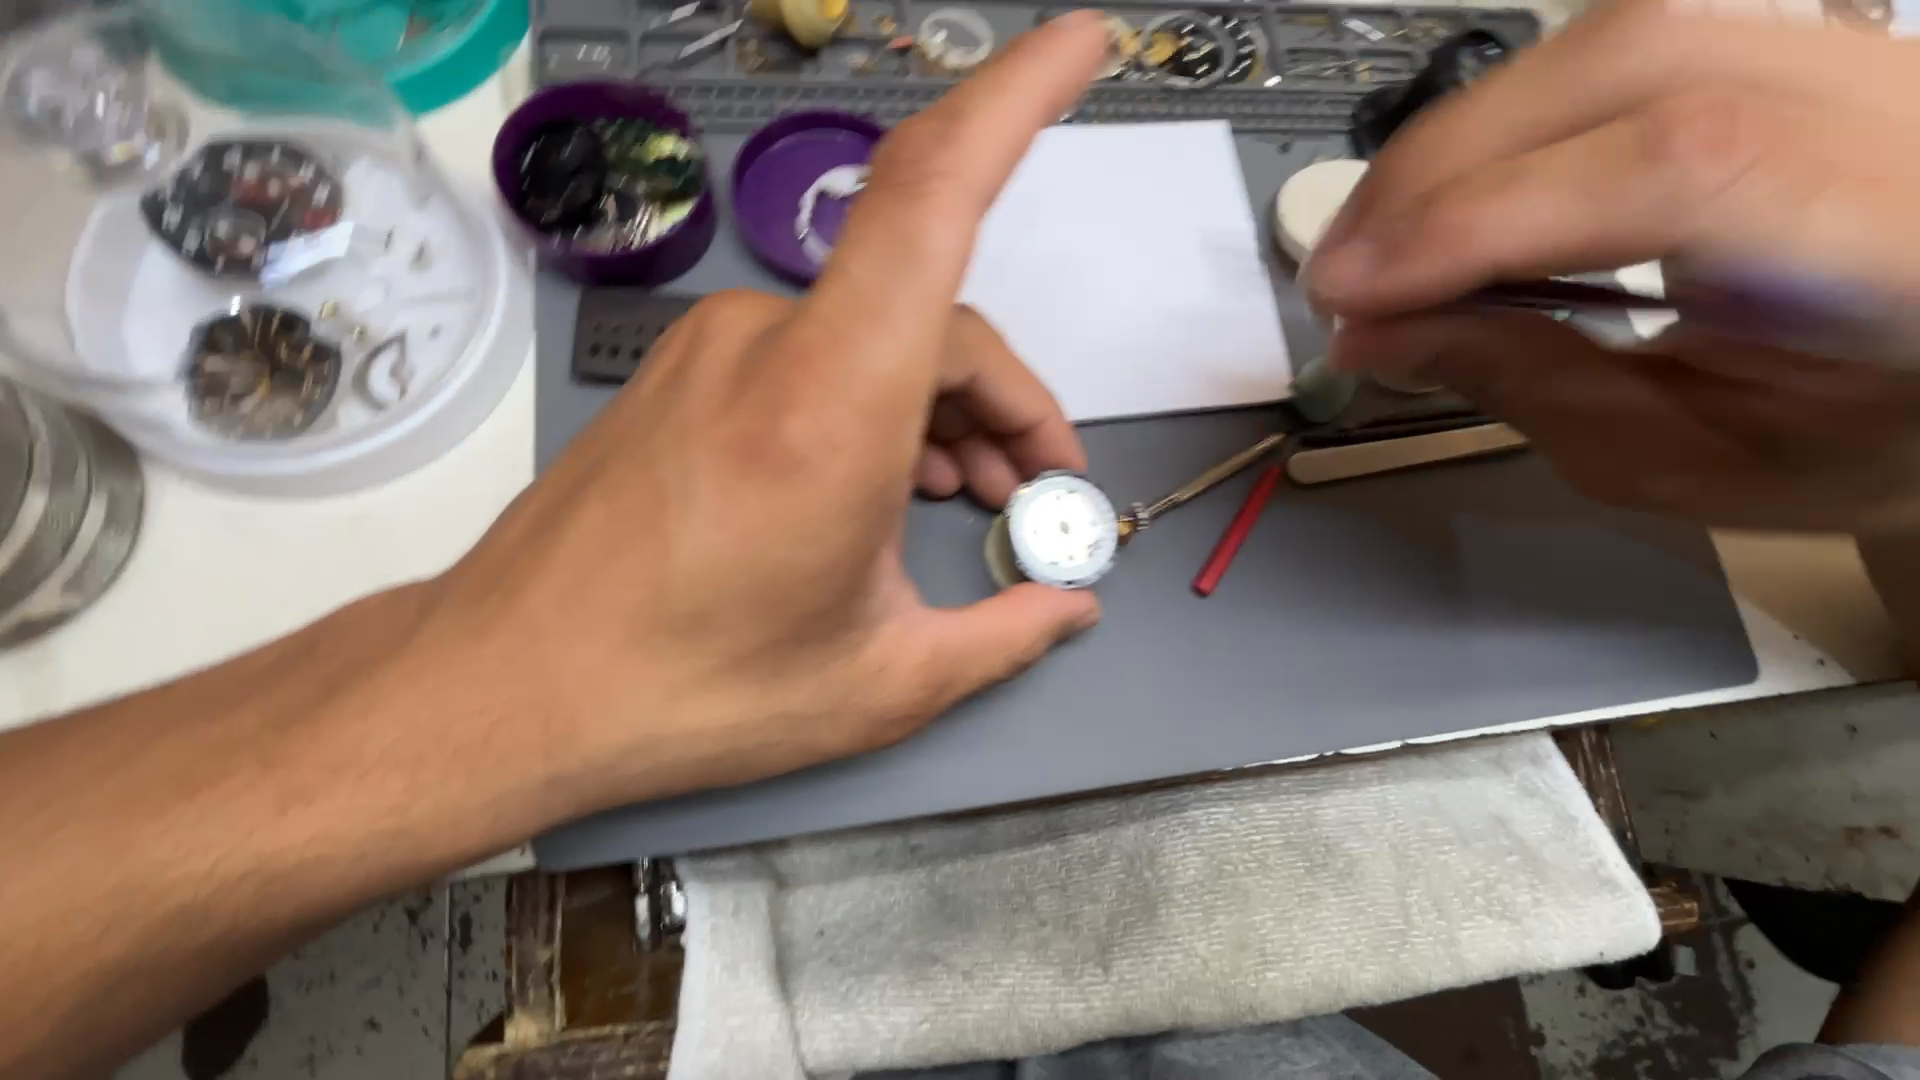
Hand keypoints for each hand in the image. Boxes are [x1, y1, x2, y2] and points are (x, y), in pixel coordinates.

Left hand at [426, 14, 1109, 814]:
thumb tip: (1065, 610)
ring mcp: (719, 350)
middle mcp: (770, 348)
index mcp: (830, 407)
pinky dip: (880, 406)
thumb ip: (1001, 636)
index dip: (1017, 101)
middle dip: (1009, 399)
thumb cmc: (687, 691)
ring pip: (879, 337)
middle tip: (1038, 489)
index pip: (932, 195)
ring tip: (971, 497)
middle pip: (935, 311)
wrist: (508, 691)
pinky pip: (821, 357)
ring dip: (944, 407)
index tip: (1082, 43)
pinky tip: (893, 484)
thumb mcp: (882, 684)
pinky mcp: (692, 372)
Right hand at [1305, 1, 1919, 532]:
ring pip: (1610, 32)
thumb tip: (1368, 337)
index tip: (1346, 297)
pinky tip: (1438, 198)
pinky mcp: (1791, 43)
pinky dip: (1491, 127)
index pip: (1679, 169)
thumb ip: (1521, 383)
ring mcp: (1859, 49)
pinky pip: (1608, 49)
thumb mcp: (1669, 456)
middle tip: (1337, 276)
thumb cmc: (1835, 447)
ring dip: (1450, 144)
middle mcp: (1907, 109)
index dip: (1481, 221)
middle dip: (1438, 171)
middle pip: (1632, 59)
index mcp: (1905, 246)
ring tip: (1372, 243)